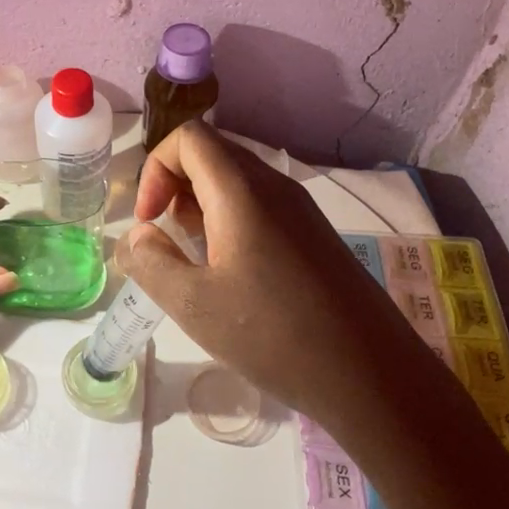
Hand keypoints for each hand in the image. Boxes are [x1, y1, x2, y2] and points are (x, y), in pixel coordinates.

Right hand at [119, 121, 434, 426]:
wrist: (370, 371)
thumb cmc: (273, 335)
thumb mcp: (194, 305)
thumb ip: (151, 263)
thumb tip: (139, 235)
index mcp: (241, 190)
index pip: (189, 138)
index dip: (156, 169)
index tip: (149, 221)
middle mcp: (273, 186)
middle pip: (212, 154)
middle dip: (175, 187)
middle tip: (167, 239)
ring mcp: (299, 209)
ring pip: (236, 181)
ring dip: (202, 207)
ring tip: (196, 261)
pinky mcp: (313, 235)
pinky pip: (260, 206)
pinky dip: (231, 223)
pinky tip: (232, 275)